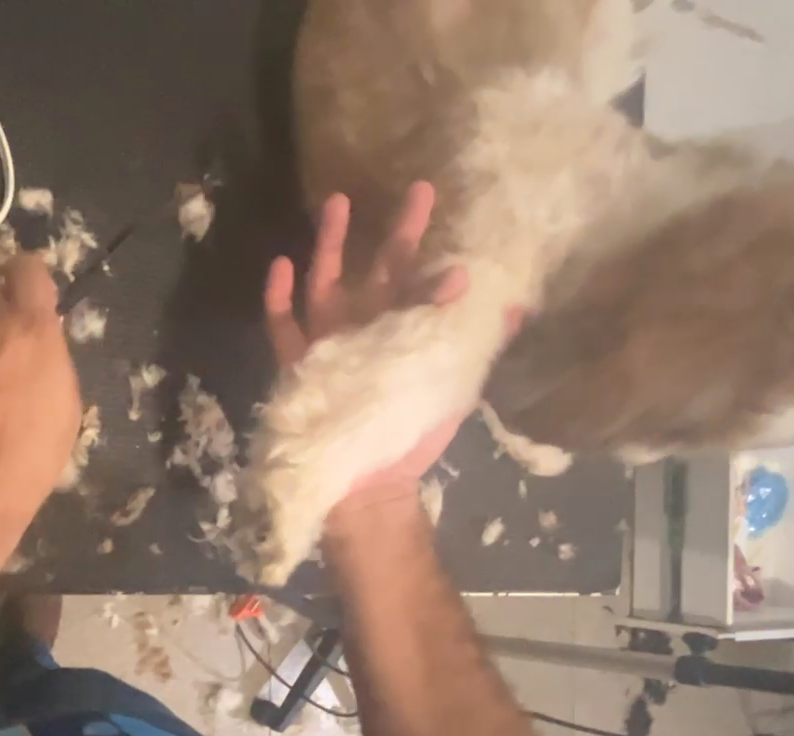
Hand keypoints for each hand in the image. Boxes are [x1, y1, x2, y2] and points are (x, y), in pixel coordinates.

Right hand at [264, 183, 469, 524]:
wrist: (367, 487)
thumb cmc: (411, 439)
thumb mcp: (452, 391)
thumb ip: (474, 347)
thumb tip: (514, 305)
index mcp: (402, 335)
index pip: (421, 287)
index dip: (437, 262)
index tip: (459, 243)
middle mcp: (365, 331)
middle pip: (379, 272)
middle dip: (395, 233)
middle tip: (417, 190)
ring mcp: (326, 346)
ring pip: (325, 286)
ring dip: (329, 247)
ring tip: (337, 203)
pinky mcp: (295, 366)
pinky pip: (282, 327)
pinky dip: (279, 299)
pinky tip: (281, 266)